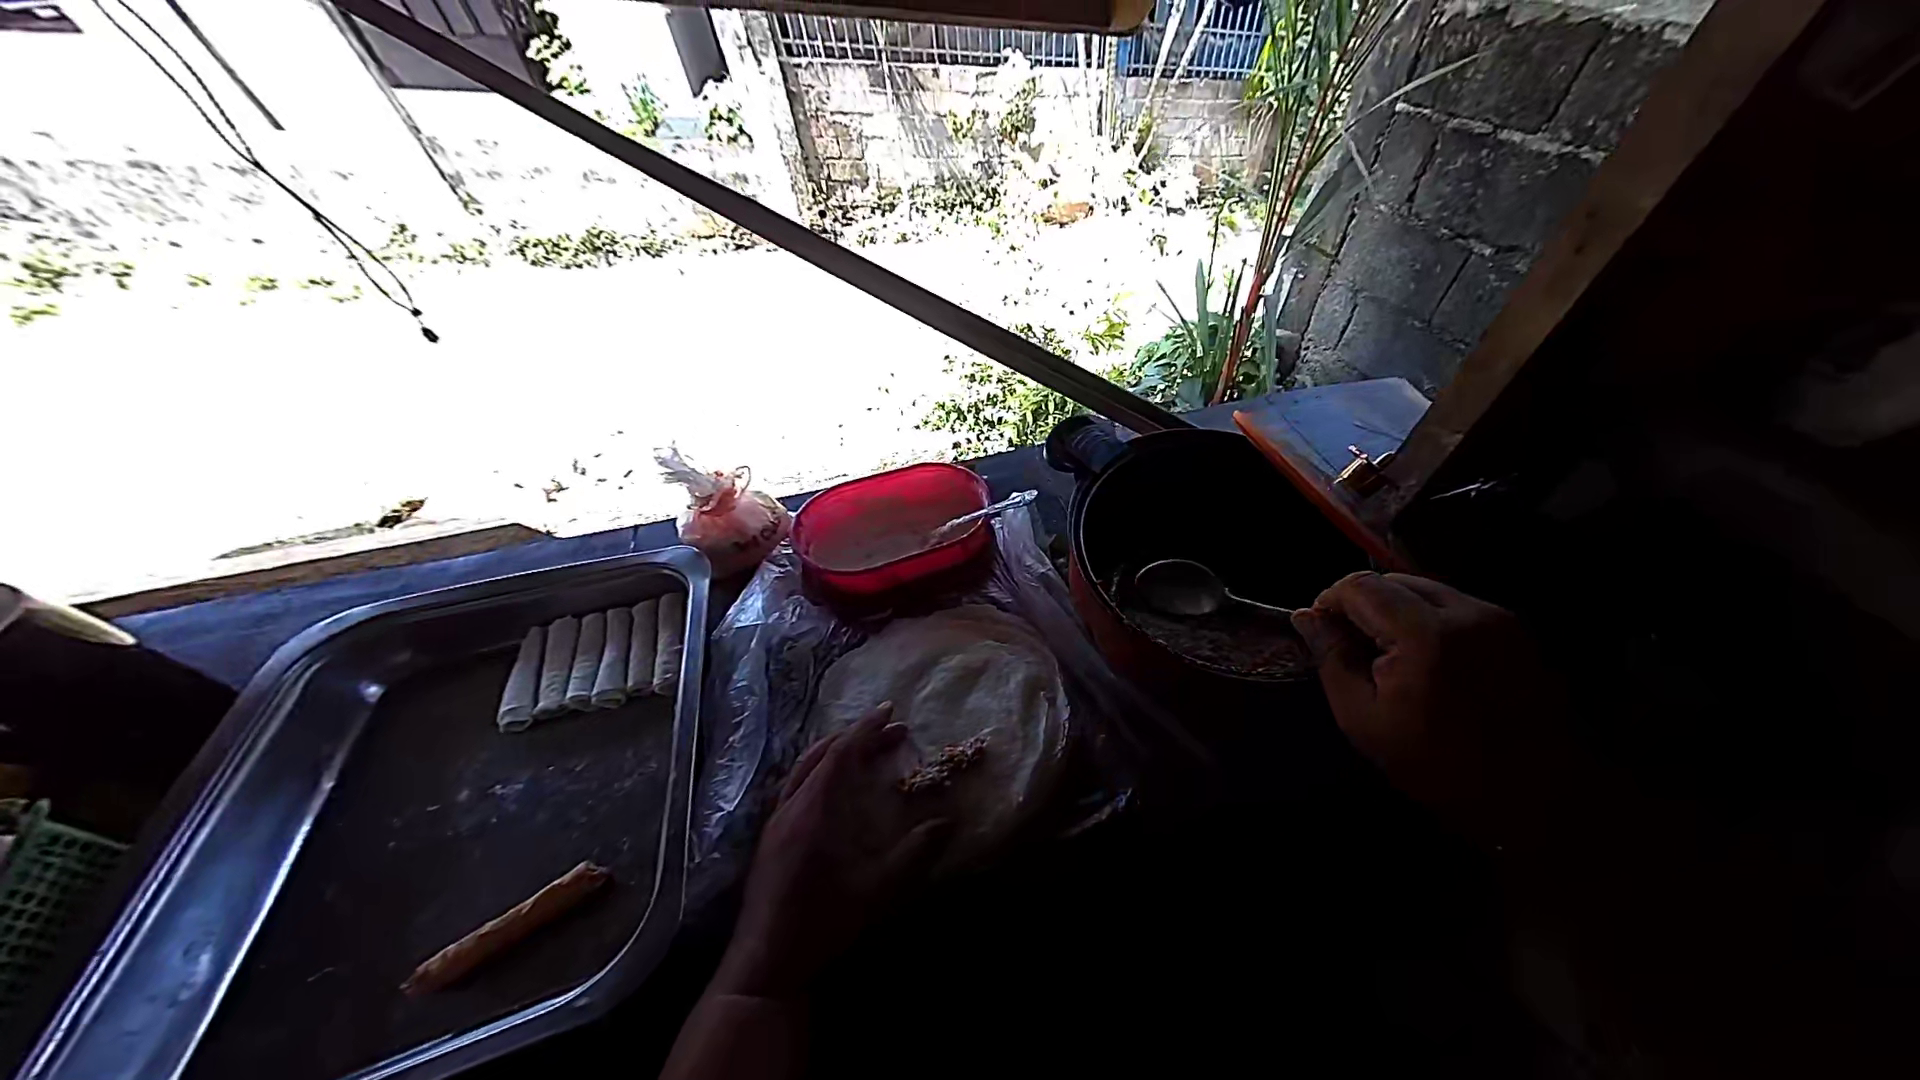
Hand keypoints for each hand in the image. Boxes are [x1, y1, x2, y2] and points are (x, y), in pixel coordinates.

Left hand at [713, 703, 950, 998]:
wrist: (765, 966)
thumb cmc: (822, 925)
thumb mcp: (876, 891)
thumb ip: (913, 853)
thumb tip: (948, 822)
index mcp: (814, 810)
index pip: (842, 753)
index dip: (867, 728)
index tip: (890, 711)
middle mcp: (790, 806)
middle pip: (822, 754)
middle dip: (856, 736)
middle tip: (889, 731)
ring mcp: (775, 822)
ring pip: (804, 768)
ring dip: (834, 751)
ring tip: (862, 749)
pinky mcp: (770, 838)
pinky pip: (794, 785)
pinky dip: (818, 770)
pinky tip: (832, 788)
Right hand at [1292, 572, 1580, 848]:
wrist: (1542, 800)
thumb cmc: (1442, 766)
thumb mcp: (1363, 718)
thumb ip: (1331, 657)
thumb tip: (1307, 617)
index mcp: (1425, 635)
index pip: (1360, 585)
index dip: (1330, 601)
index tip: (1321, 629)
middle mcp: (1467, 613)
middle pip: (1393, 579)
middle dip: (1362, 604)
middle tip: (1351, 645)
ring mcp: (1498, 620)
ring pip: (1424, 589)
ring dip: (1395, 610)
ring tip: (1389, 655)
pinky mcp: (1515, 631)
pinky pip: (1454, 606)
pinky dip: (1426, 620)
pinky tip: (1425, 661)